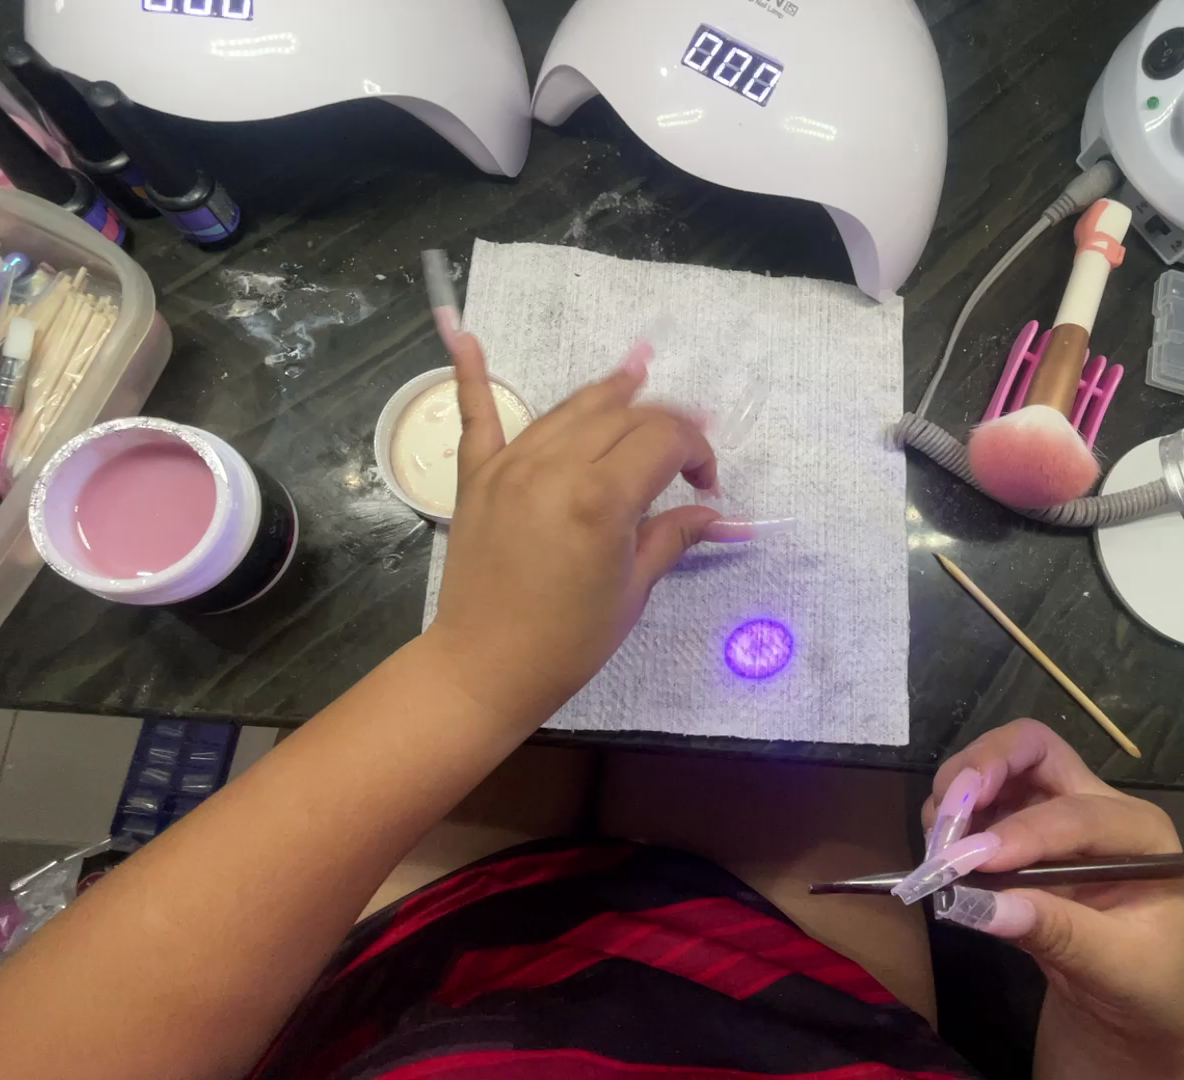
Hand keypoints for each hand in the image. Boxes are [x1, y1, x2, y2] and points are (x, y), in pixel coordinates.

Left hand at [425, 333, 719, 723]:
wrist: (485, 668)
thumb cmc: (570, 640)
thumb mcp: (633, 589)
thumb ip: (674, 535)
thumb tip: (721, 515)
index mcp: (603, 498)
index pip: (665, 440)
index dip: (698, 451)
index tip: (707, 482)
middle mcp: (556, 466)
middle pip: (624, 415)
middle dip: (665, 424)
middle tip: (683, 451)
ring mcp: (511, 465)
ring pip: (571, 407)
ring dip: (610, 392)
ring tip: (638, 372)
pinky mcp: (477, 476)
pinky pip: (475, 415)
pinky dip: (470, 374)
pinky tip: (461, 332)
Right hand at [924, 720, 1183, 1079]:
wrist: (1134, 1007)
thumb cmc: (1146, 986)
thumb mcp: (1119, 970)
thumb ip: (1054, 931)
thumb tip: (980, 905)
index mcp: (1138, 832)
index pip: (1076, 813)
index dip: (1022, 832)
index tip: (973, 860)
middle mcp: (1092, 802)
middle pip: (1032, 746)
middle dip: (984, 763)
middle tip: (951, 803)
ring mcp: (1049, 808)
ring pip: (996, 762)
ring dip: (958, 788)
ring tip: (939, 837)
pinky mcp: (1014, 824)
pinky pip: (975, 798)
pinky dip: (949, 813)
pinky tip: (941, 848)